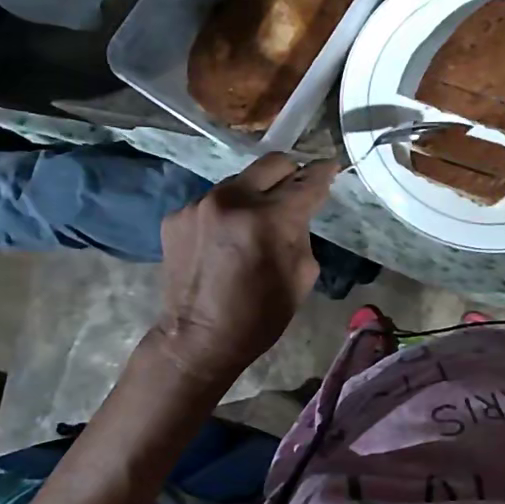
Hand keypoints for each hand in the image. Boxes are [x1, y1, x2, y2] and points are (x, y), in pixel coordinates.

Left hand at [153, 153, 336, 379]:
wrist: (198, 340)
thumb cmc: (258, 317)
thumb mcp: (301, 277)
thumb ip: (302, 233)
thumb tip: (298, 210)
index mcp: (268, 218)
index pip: (305, 182)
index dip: (323, 173)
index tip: (329, 167)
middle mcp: (230, 199)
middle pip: (270, 164)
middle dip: (288, 175)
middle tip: (292, 192)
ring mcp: (198, 205)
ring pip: (237, 183)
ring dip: (251, 197)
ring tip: (251, 226)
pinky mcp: (175, 216)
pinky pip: (210, 203)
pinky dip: (222, 215)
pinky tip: (221, 242)